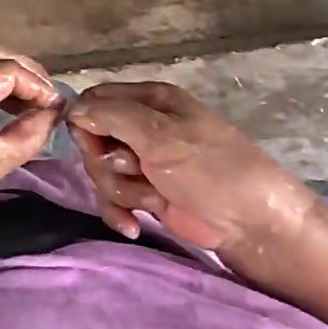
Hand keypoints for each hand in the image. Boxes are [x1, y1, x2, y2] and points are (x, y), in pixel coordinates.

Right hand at [67, 82, 321, 257]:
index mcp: (151, 101)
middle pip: (93, 140)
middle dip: (106, 164)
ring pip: (101, 172)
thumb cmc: (213, 172)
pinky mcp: (148, 194)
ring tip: (151, 200)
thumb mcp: (161, 136)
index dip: (86, 124)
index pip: (94, 101)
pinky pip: (112, 199)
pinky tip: (134, 226)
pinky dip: (120, 213)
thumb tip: (71, 109)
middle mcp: (145, 127)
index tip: (95, 146)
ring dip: (120, 191)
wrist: (256, 227)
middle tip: (135, 172)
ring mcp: (145, 163)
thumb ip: (111, 116)